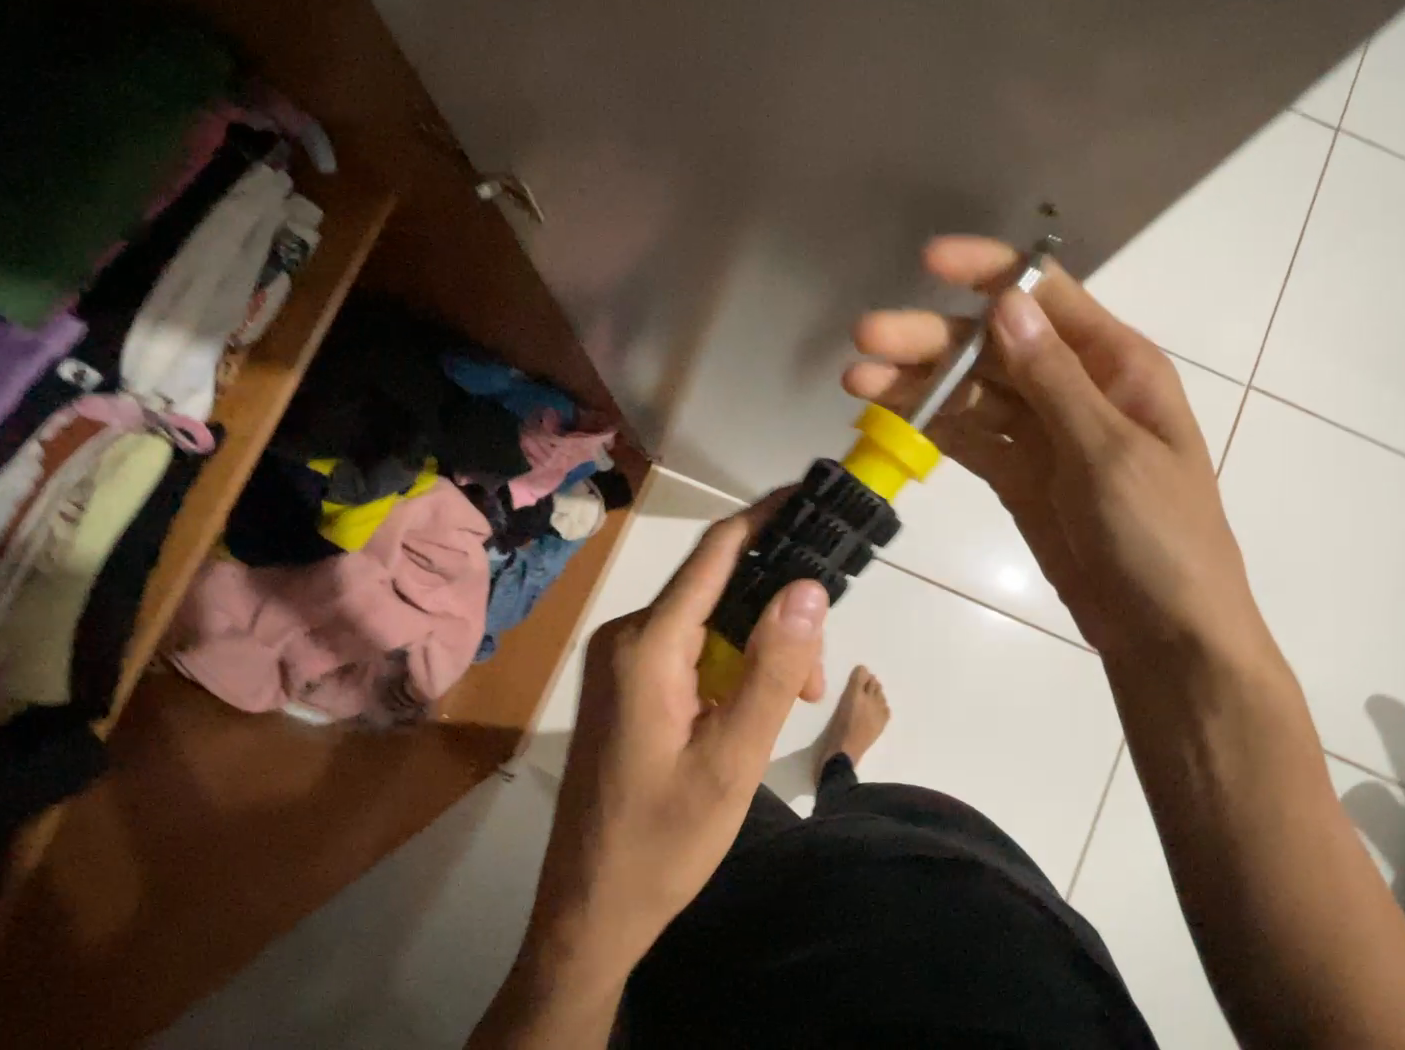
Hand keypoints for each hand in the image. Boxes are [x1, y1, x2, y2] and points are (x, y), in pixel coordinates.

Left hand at [524, 492, 827, 982]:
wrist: (590, 909)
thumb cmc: (664, 841)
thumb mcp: (733, 759)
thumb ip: (771, 669)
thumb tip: (809, 587)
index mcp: (647, 645)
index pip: (717, 553)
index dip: (767, 517)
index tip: (813, 496)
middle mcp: (626, 636)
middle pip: (718, 590)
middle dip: (777, 614)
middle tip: (815, 675)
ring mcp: (619, 660)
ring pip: (708, 623)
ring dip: (757, 649)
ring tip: (790, 704)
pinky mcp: (624, 685)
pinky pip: (688, 651)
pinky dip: (729, 667)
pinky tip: (748, 711)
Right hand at [843, 235, 1270, 666]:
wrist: (1163, 632)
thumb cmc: (1160, 536)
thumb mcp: (1110, 453)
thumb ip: (1054, 378)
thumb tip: (1006, 302)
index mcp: (1116, 366)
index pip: (1044, 299)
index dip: (987, 273)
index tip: (928, 262)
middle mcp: (1074, 388)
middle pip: (993, 348)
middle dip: (930, 339)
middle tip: (865, 338)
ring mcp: (1043, 435)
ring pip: (972, 393)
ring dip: (918, 385)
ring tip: (855, 381)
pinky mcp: (1018, 476)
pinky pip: (969, 438)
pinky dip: (932, 426)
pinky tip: (890, 416)